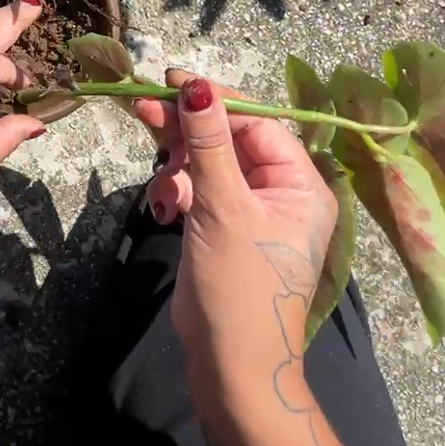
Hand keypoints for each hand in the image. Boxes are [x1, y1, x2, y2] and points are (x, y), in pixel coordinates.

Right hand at [134, 70, 344, 445]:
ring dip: (178, 161)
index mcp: (299, 183)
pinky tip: (164, 204)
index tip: (170, 82)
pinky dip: (177, 188)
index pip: (255, 122)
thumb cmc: (239, 283)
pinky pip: (197, 186)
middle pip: (227, 137)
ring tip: (159, 177)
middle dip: (187, 127)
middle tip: (144, 109)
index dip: (214, 100)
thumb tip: (197, 84)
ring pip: (207, 160)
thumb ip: (208, 142)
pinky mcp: (222, 224)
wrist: (230, 363)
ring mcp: (249, 208)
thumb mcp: (223, 206)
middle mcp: (279, 190)